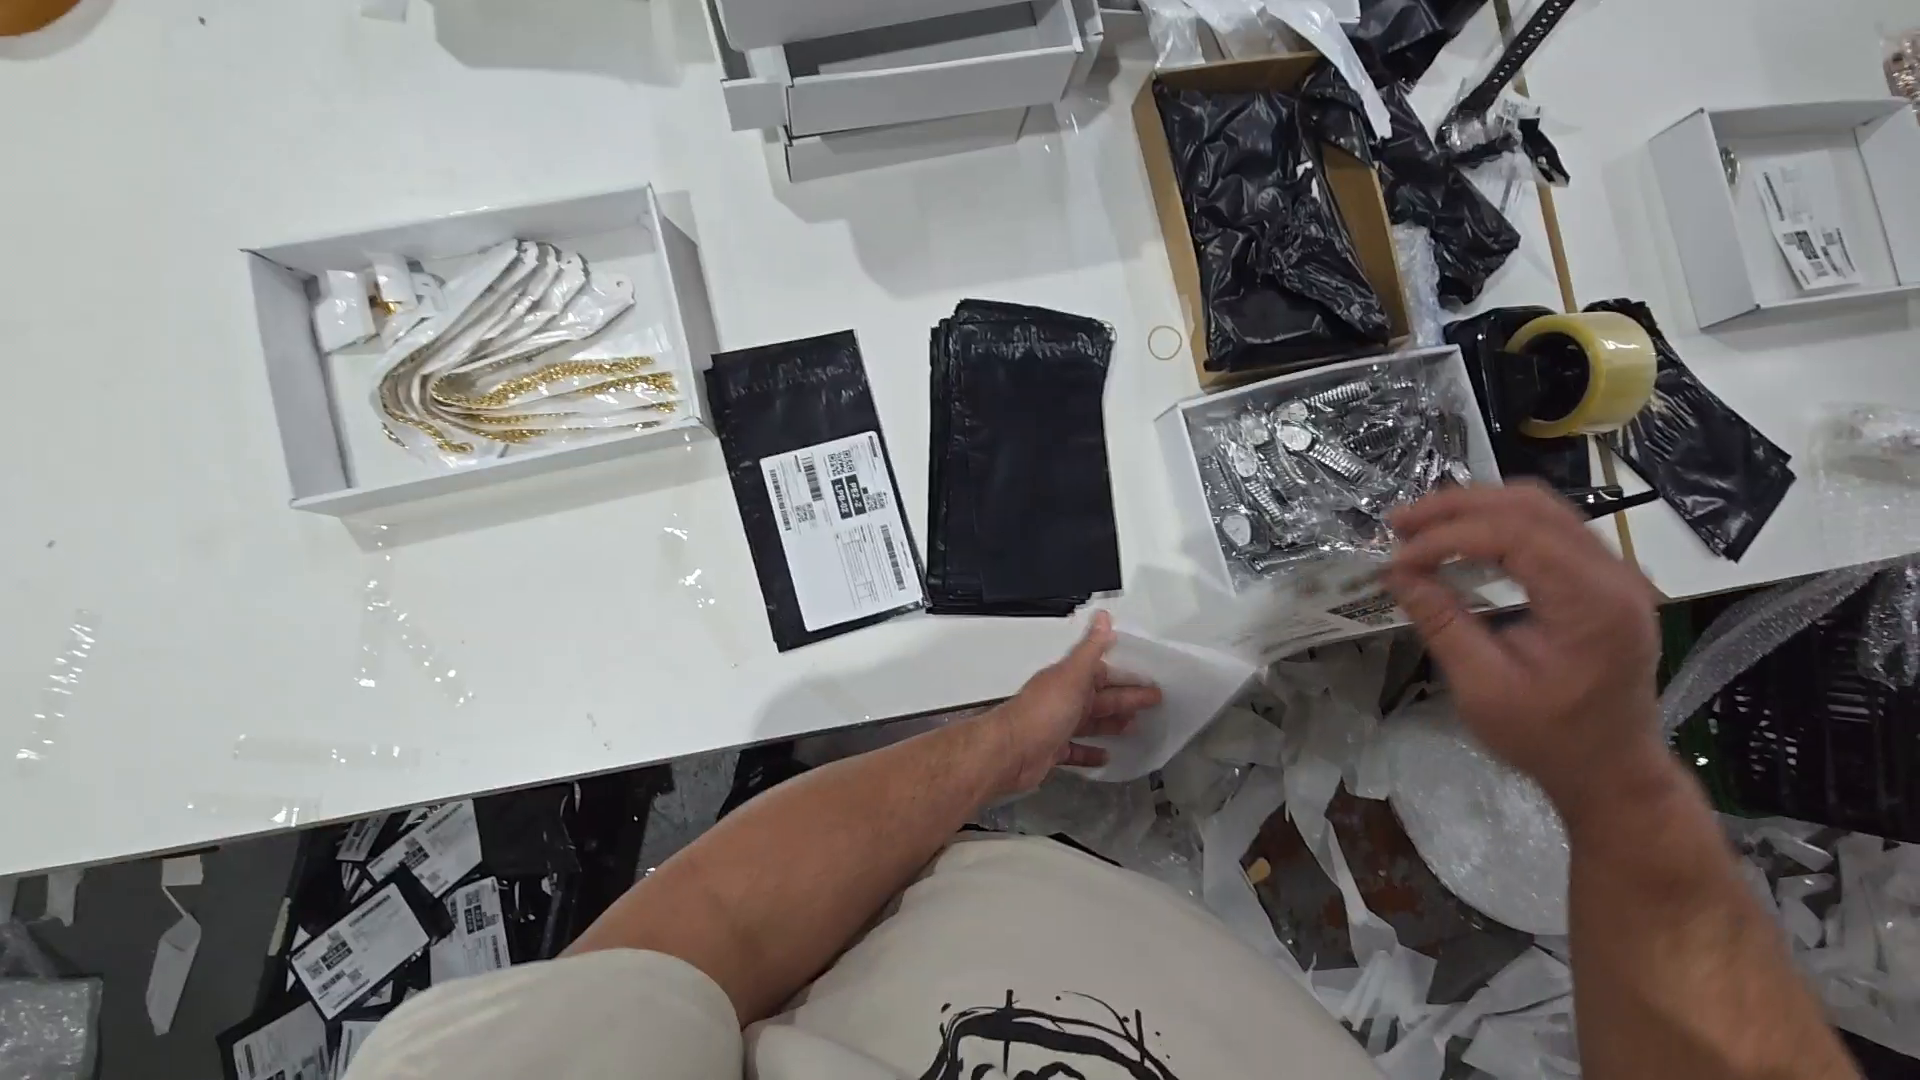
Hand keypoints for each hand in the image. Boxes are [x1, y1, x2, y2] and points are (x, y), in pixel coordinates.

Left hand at [978, 612, 1162, 797]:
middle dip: (1127, 698)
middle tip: (1154, 701)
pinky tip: (1105, 756)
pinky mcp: (1053, 751)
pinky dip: (1091, 753)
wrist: (1011, 752)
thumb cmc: (1041, 713)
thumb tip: (1103, 617)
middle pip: (1101, 698)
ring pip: (1091, 722)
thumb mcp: (1072, 675)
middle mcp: (1063, 700)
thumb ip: (1090, 648)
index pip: (1102, 673)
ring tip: (1134, 726)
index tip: (1149, 679)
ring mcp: (1058, 726)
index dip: (1126, 676)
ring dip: (1112, 723)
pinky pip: (1076, 750)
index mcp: (1069, 680)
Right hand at [1382, 482, 1669, 822]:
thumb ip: (1441, 622)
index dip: (1448, 536)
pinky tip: (1457, 538)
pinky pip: (1548, 527)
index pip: (1515, 535)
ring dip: (1474, 509)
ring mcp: (1615, 572)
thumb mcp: (1482, 687)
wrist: (1611, 770)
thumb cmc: (1548, 738)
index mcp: (1592, 603)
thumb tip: (1395, 573)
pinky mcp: (1603, 578)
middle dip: (1457, 506)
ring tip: (1419, 526)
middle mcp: (1614, 574)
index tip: (1398, 558)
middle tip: (1397, 524)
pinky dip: (1495, 523)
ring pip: (1540, 507)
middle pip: (1531, 505)